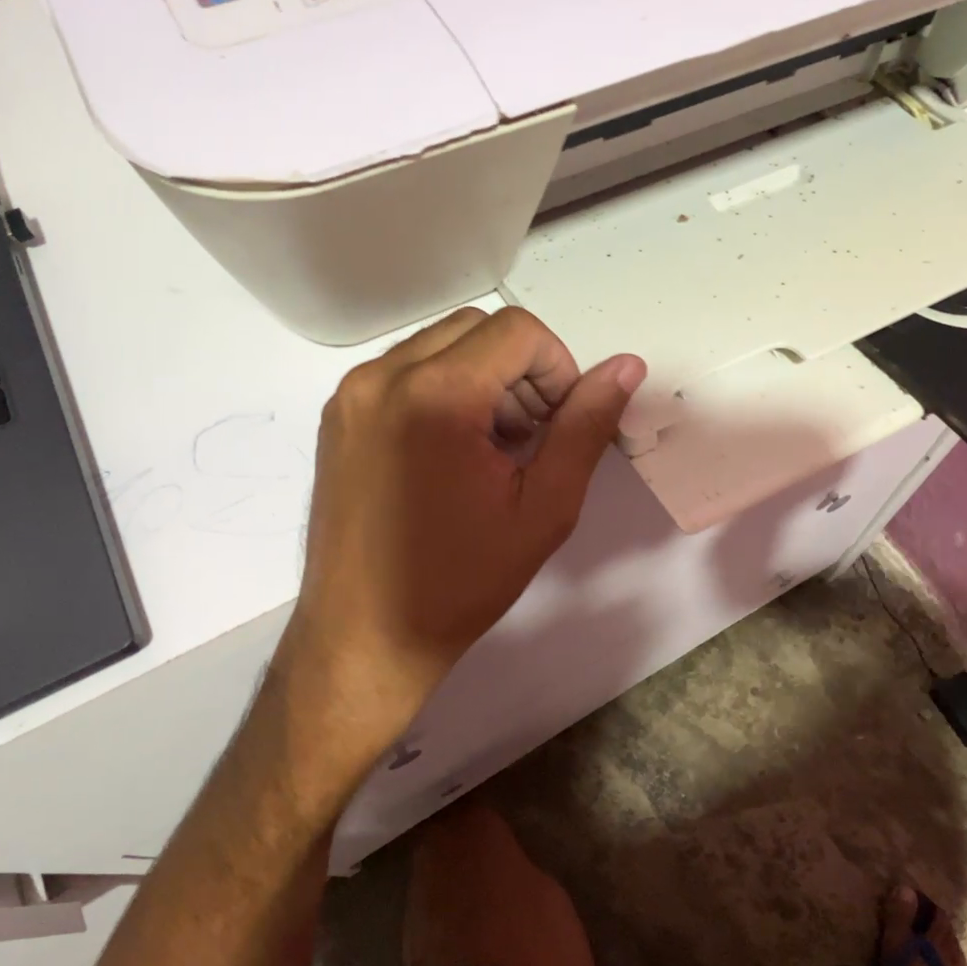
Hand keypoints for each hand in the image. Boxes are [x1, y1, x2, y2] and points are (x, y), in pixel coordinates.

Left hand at [272, 307, 643, 771]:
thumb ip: (585, 428)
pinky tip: (453, 456)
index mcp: (434, 395)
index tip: (559, 428)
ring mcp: (351, 396)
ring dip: (483, 379)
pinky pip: (404, 372)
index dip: (558, 370)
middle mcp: (381, 377)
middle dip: (521, 371)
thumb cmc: (461, 581)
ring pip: (439, 346)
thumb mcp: (544, 508)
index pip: (518, 331)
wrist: (366, 636)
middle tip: (531, 441)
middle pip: (478, 329)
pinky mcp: (339, 418)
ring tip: (493, 452)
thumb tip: (627, 367)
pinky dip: (443, 392)